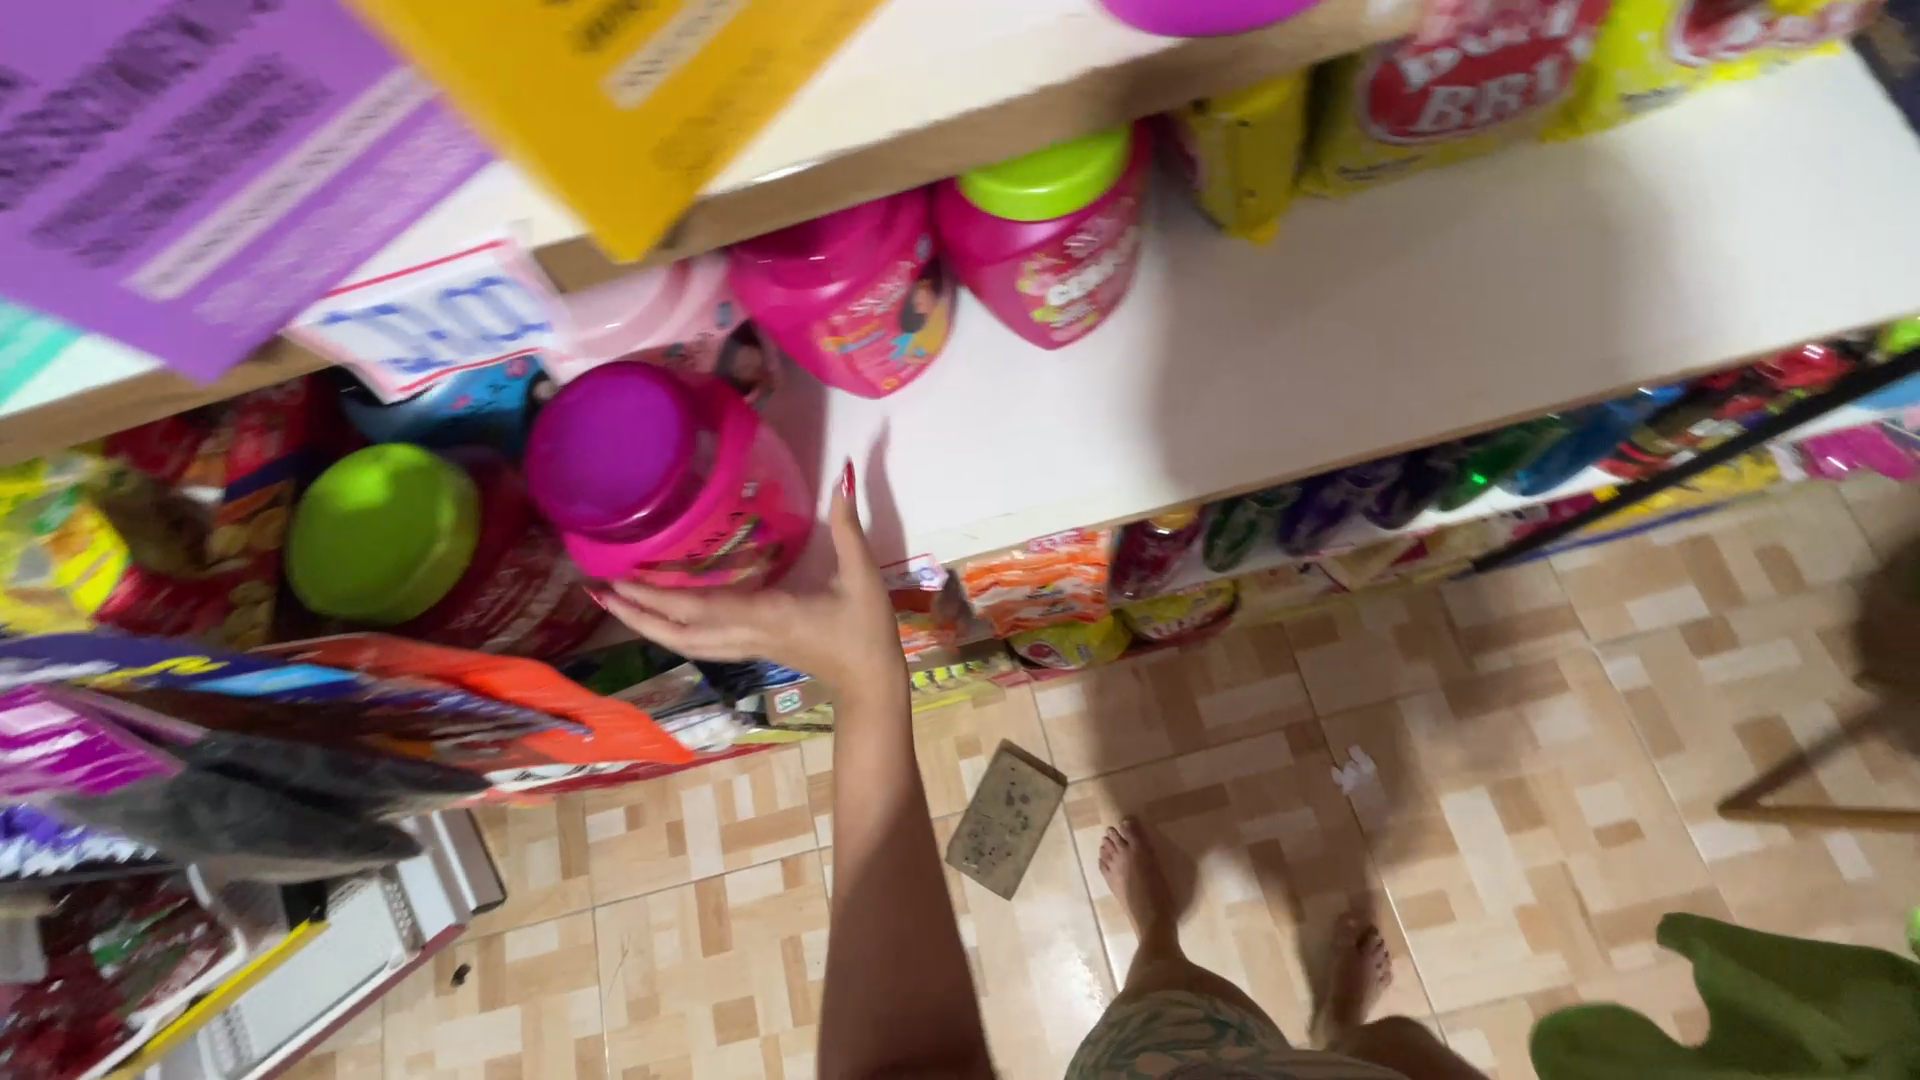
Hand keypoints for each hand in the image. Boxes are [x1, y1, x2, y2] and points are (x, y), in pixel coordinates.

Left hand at [597, 472, 905, 701]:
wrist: (870, 682)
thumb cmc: (866, 631)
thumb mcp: (862, 576)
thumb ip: (849, 527)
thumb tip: (843, 477)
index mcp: (767, 616)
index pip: (701, 610)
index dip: (658, 597)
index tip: (619, 581)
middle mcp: (747, 635)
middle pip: (678, 633)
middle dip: (636, 614)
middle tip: (596, 590)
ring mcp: (747, 646)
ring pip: (686, 643)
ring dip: (647, 624)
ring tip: (616, 602)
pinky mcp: (753, 649)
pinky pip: (702, 642)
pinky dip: (673, 630)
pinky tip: (662, 616)